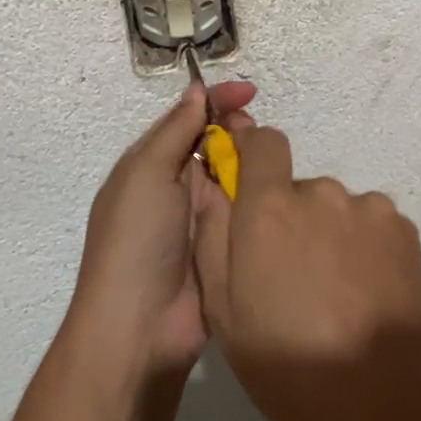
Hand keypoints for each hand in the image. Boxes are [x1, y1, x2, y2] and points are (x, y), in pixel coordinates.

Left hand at [71, 80, 256, 373]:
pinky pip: (248, 214)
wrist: (140, 329)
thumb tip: (198, 91)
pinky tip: (284, 194)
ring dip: (254, 165)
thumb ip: (175, 130)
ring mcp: (202, 222)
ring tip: (276, 161)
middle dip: (240, 131)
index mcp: (149, 167)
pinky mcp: (226, 249)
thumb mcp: (146, 173)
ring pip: (236, 178)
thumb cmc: (136, 241)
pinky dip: (263, 201)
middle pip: (215, 146)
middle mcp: (176, 189)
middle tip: (261, 133)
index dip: (216, 101)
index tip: (250, 93)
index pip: (187, 120)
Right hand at [193, 126, 420, 420]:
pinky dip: (362, 248)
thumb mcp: (222, 307)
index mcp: (270, 208)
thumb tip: (213, 185)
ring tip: (333, 294)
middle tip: (291, 278)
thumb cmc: (285, 359)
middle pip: (298, 189)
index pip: (263, 142)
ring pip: (336, 210)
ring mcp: (369, 208)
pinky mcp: (404, 228)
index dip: (253, 157)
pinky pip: (370, 225)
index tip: (247, 186)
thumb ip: (213, 234)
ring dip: (328, 235)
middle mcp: (322, 193)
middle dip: (289, 219)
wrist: (379, 395)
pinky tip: (362, 294)